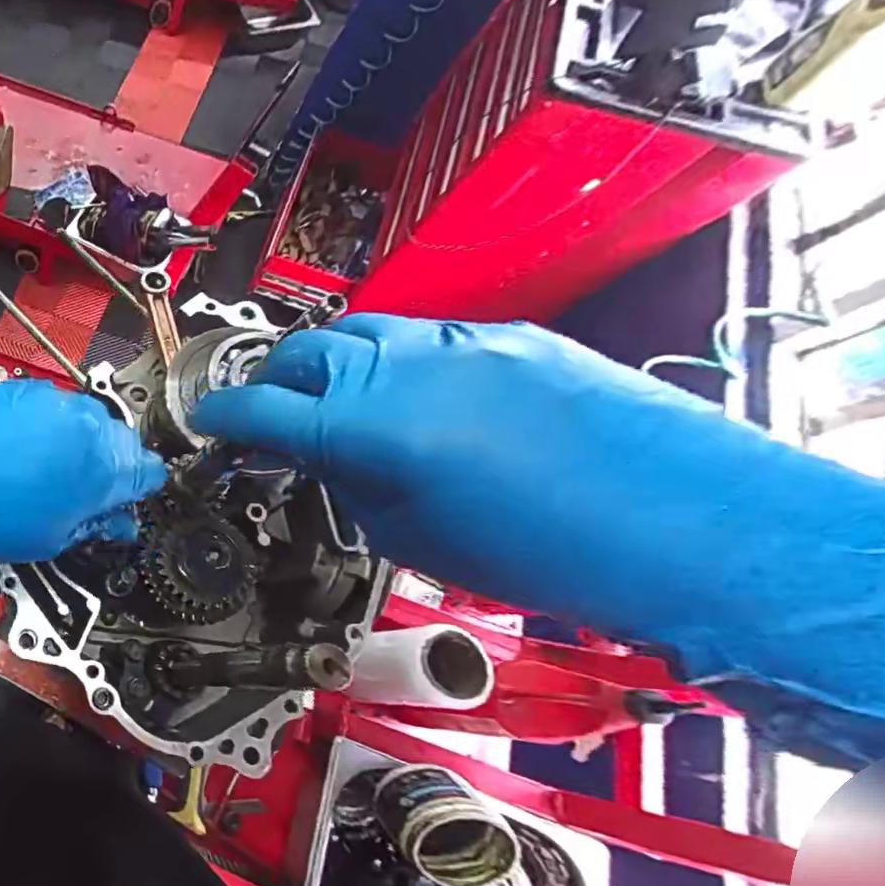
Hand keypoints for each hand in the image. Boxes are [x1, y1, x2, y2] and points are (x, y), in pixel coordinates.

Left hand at [0, 380, 166, 574]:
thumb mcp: (50, 540)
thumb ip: (95, 524)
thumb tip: (117, 520)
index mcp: (102, 467)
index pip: (149, 471)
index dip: (138, 490)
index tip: (124, 498)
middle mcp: (87, 424)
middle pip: (125, 442)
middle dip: (111, 466)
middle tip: (81, 491)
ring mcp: (56, 401)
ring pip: (93, 422)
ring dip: (81, 445)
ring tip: (47, 471)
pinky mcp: (27, 388)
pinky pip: (58, 409)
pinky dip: (53, 428)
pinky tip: (26, 451)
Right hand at [192, 315, 769, 624]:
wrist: (674, 526)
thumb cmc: (540, 551)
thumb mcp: (408, 533)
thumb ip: (349, 481)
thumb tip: (326, 456)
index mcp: (368, 425)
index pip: (261, 407)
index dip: (223, 415)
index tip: (210, 421)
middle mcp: (404, 366)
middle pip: (303, 352)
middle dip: (274, 384)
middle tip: (272, 417)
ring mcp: (457, 341)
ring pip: (361, 334)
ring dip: (334, 367)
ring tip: (339, 405)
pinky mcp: (504, 336)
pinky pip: (424, 339)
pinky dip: (397, 366)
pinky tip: (415, 402)